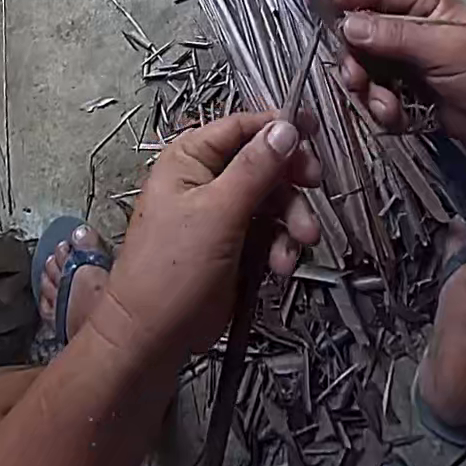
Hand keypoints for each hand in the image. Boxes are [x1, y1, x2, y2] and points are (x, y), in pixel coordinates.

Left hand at [94, 112, 322, 363]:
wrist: (153, 339)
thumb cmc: (169, 271)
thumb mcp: (217, 212)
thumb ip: (255, 168)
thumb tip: (284, 128)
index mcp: (191, 158)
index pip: (242, 126)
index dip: (278, 127)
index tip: (311, 130)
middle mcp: (207, 178)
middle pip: (265, 162)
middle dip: (291, 180)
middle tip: (313, 184)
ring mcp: (223, 211)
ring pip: (274, 198)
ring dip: (291, 219)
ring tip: (299, 241)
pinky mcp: (236, 241)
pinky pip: (270, 230)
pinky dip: (281, 244)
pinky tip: (280, 264)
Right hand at [321, 0, 465, 161]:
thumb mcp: (446, 46)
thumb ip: (396, 36)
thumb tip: (348, 25)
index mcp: (425, 9)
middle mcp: (411, 35)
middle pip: (362, 38)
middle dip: (354, 60)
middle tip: (356, 78)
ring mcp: (408, 67)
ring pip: (367, 71)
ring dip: (369, 90)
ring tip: (386, 105)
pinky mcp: (408, 97)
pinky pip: (379, 98)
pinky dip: (383, 109)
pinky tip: (398, 117)